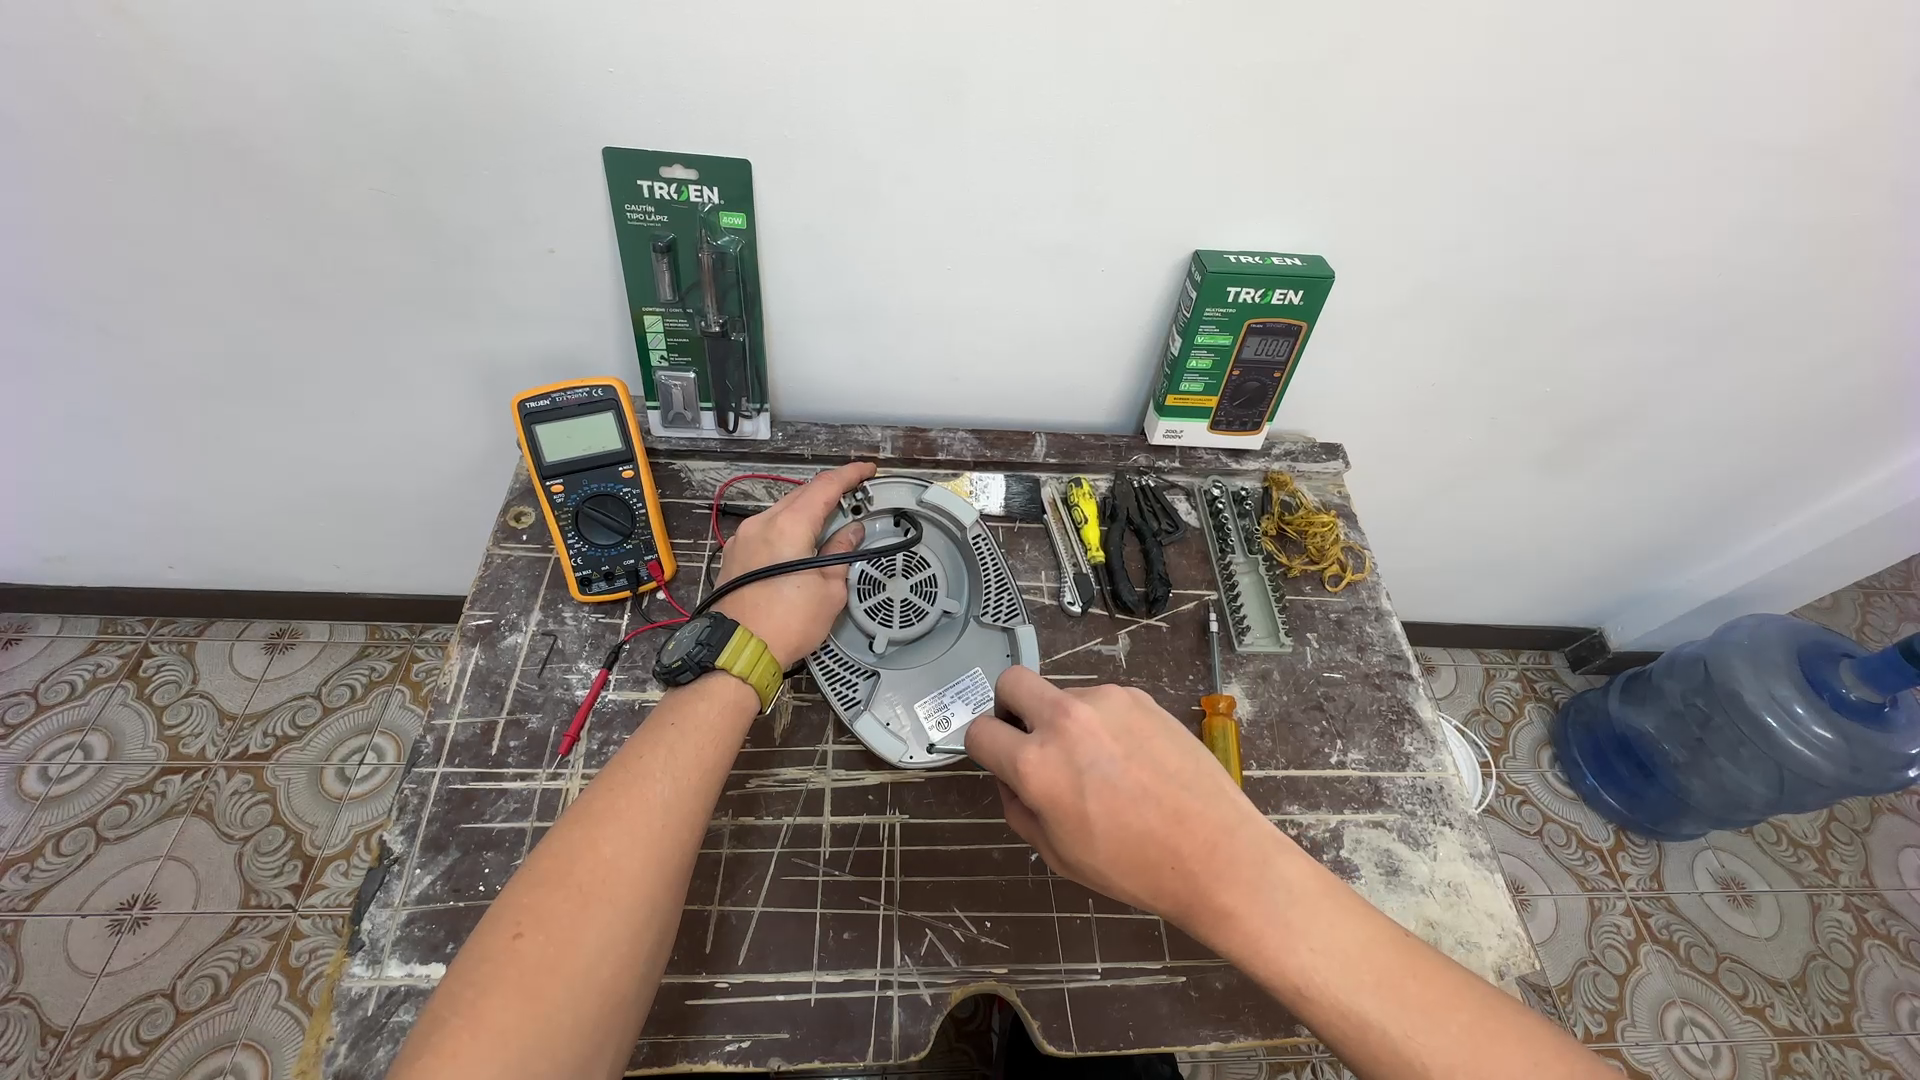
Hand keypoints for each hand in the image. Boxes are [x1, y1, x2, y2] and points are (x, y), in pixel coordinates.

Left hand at [712, 461, 875, 667]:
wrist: (737, 652)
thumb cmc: (786, 624)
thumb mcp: (829, 590)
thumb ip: (842, 553)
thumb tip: (852, 532)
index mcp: (788, 526)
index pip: (824, 486)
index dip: (850, 474)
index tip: (867, 470)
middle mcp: (761, 523)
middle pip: (801, 495)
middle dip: (830, 492)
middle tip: (855, 498)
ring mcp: (743, 538)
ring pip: (782, 511)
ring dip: (808, 512)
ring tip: (831, 524)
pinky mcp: (735, 555)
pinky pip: (766, 529)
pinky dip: (789, 528)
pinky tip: (802, 543)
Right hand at [964, 666, 1282, 930]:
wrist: (1214, 852)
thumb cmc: (1131, 866)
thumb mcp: (1057, 854)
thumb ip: (1018, 808)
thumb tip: (1010, 777)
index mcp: (1035, 763)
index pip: (979, 730)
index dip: (983, 748)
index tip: (999, 759)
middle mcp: (1064, 719)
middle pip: (1011, 681)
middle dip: (1010, 707)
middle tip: (1032, 740)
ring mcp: (1105, 700)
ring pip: (1062, 694)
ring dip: (1065, 720)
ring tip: (1101, 763)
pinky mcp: (1138, 696)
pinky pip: (1102, 701)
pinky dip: (1103, 722)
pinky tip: (1131, 758)